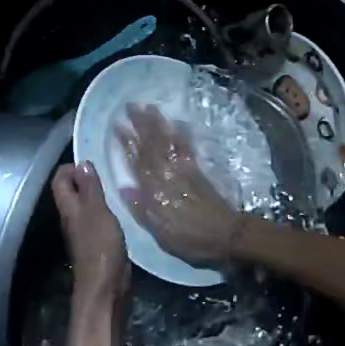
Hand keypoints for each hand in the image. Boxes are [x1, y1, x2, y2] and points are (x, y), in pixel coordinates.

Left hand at [50, 162, 128, 304]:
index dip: (71, 167)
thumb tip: (82, 163)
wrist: (105, 285)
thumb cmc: (100, 246)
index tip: (93, 162)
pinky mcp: (97, 240)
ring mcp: (84, 229)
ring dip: (98, 192)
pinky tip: (122, 206)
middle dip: (86, 177)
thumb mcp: (97, 212)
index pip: (60, 180)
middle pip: (71, 190)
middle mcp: (72, 217)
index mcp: (68, 208)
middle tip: (109, 170)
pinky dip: (107, 208)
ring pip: (86, 203)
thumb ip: (90, 188)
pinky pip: (98, 217)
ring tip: (118, 184)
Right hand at [116, 103, 244, 264]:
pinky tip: (178, 123)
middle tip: (131, 106)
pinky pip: (188, 148)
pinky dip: (182, 134)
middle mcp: (169, 175)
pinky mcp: (199, 171)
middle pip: (153, 145)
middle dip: (141, 124)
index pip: (137, 161)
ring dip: (159, 124)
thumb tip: (124, 188)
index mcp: (156, 191)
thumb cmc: (191, 239)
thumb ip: (142, 210)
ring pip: (169, 142)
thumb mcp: (161, 233)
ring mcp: (186, 171)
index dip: (127, 143)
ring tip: (150, 107)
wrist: (227, 236)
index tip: (117, 126)